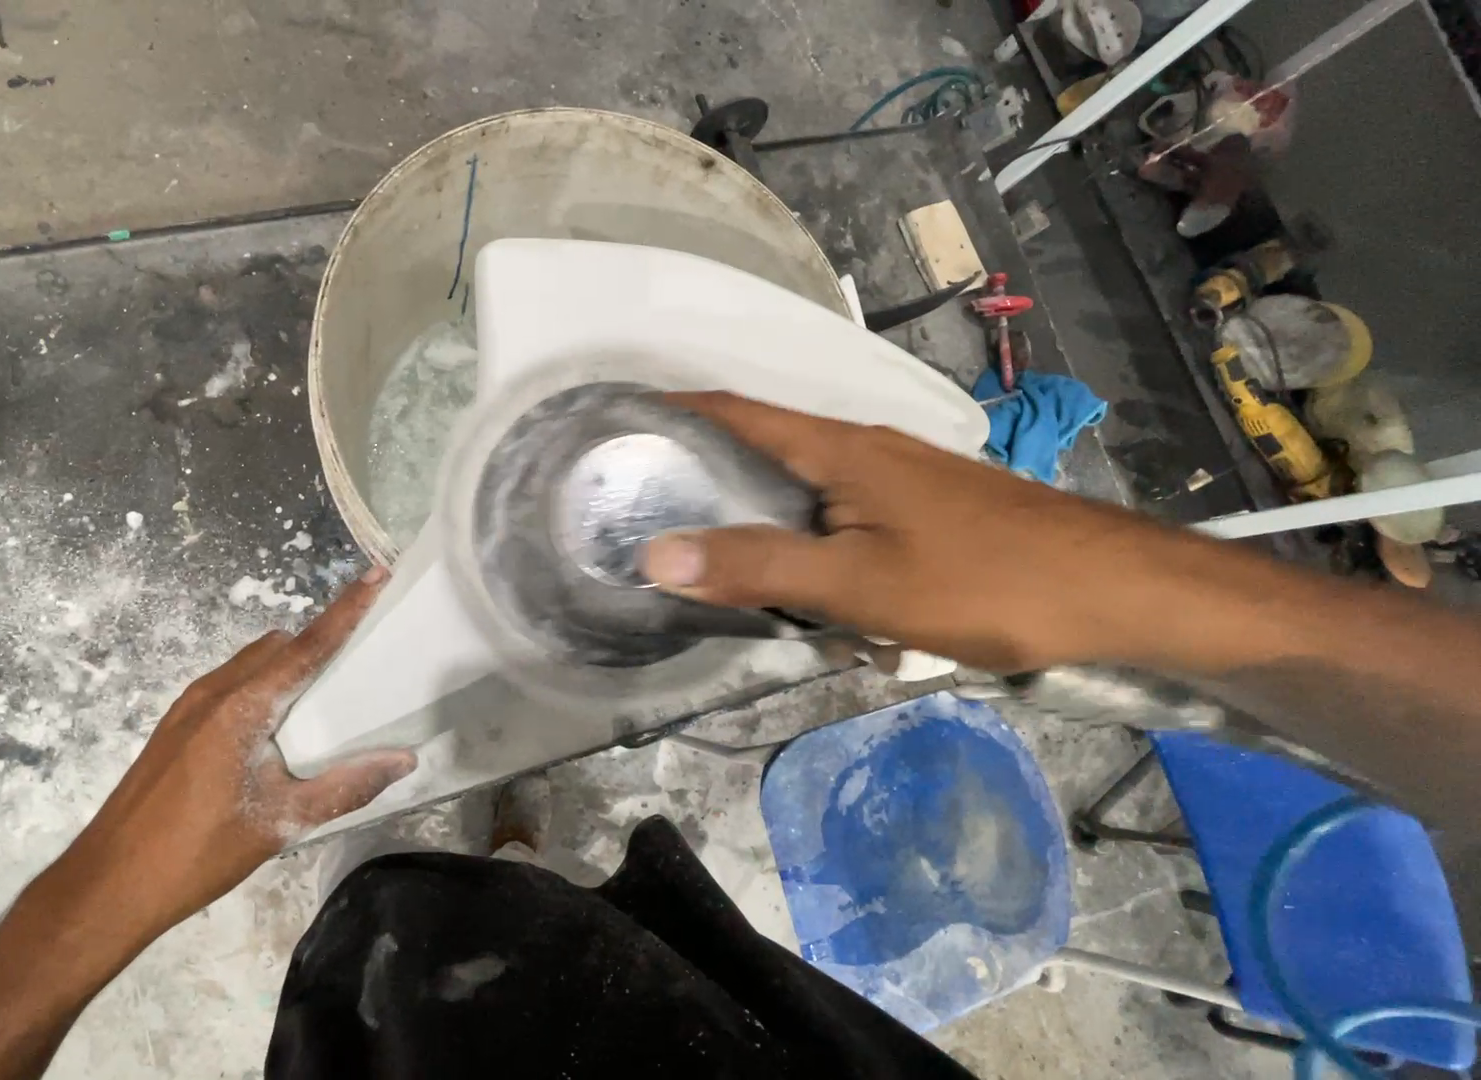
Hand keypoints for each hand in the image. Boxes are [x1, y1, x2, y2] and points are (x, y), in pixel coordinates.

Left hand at [34, 567, 416, 944]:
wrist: (107, 885)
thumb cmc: (198, 853)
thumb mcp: (282, 823)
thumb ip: (347, 787)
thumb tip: (404, 760)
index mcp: (243, 708)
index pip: (307, 646)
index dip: (346, 610)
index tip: (377, 574)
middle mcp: (215, 691)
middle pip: (280, 645)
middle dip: (321, 640)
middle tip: (360, 659)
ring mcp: (189, 705)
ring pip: (253, 661)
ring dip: (290, 664)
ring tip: (322, 698)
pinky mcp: (176, 723)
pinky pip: (232, 682)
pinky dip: (263, 684)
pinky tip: (274, 729)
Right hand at [639, 392, 1279, 672]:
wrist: (1118, 590)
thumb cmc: (983, 580)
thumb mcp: (857, 583)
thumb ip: (757, 566)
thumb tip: (656, 554)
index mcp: (836, 447)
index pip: (734, 409)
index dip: (672, 408)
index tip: (616, 424)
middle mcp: (859, 447)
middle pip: (758, 441)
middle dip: (696, 461)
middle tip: (638, 497)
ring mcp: (891, 476)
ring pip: (796, 480)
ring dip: (745, 500)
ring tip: (696, 539)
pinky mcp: (913, 508)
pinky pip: (831, 509)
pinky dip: (793, 528)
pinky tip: (790, 573)